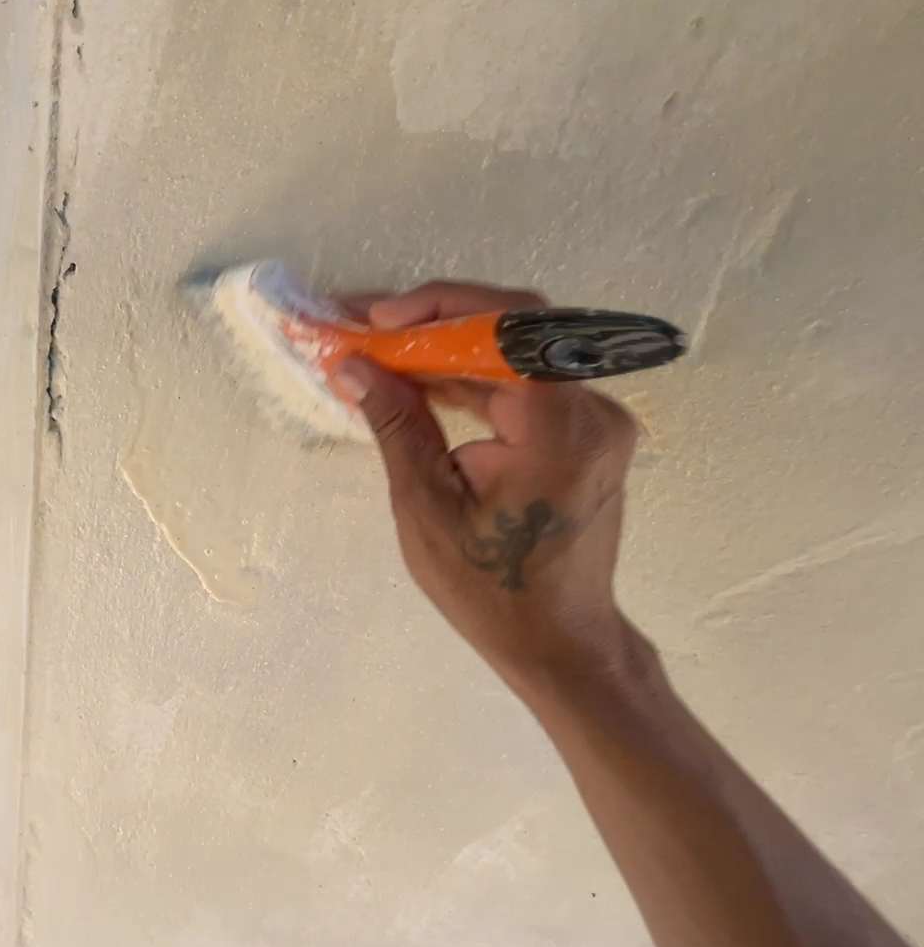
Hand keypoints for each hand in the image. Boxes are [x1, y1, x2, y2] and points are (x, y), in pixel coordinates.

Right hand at [331, 282, 645, 687]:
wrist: (555, 639)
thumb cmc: (486, 585)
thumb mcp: (425, 504)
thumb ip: (395, 424)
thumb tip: (354, 367)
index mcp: (562, 429)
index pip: (513, 329)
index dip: (442, 307)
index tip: (377, 320)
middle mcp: (591, 412)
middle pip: (514, 332)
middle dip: (431, 322)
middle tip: (362, 328)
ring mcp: (590, 422)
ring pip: (512, 355)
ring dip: (441, 348)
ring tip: (374, 349)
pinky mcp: (576, 434)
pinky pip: (515, 385)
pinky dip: (461, 377)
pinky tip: (411, 381)